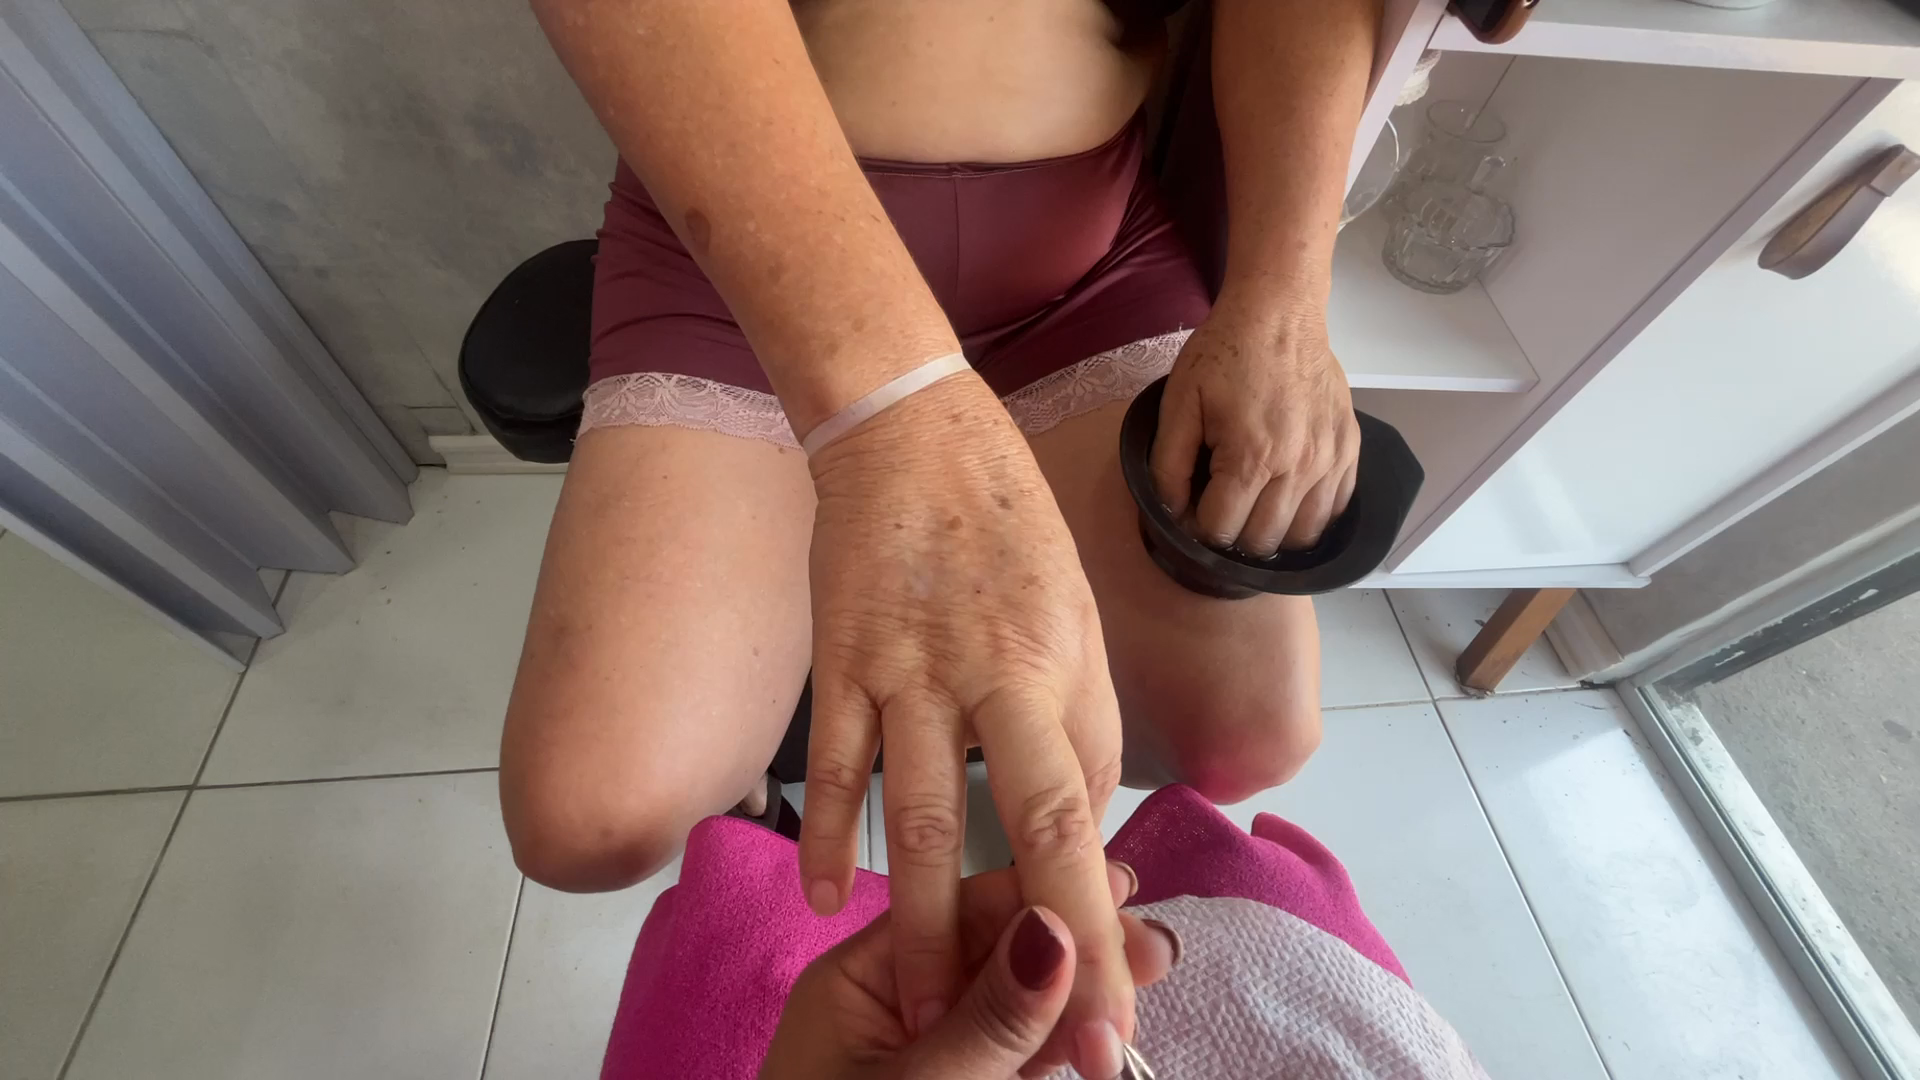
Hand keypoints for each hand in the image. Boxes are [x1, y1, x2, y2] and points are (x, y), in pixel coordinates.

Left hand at [759, 862, 1176, 1079]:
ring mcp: (933, 1052)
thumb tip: (1056, 924)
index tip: (1111, 891)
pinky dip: (1062, 1046)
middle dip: (1073, 946)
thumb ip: (990, 1016)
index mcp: (863, 979)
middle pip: (998, 955)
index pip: (960, 911)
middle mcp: (899, 1003)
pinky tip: (1105, 1035)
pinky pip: (1017, 1054)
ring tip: (1152, 970)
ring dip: (1081, 997)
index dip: (1036, 896)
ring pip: (1018, 1007)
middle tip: (1151, 944)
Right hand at [799, 372, 1130, 1076]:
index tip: (1116, 979)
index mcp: (1066, 657)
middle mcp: (1001, 670)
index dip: (1103, 896)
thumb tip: (1081, 802)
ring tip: (935, 1005)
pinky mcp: (847, 656)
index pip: (1093, 801)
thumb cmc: (1004, 515)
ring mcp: (915, 666)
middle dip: (1064, 942)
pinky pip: (838, 759)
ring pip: (930, 812)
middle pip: (1041, 822)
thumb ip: (1080, 706)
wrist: (914, 434)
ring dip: (933, 918)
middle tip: (1080, 1053)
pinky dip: (833, 832)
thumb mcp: (1073, 602)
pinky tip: (830, 896)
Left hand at [1151, 301, 1360, 555]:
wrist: (1279, 313)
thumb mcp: (1178, 404)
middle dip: (1230, 539)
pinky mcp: (1350, 450)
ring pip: (1302, 536)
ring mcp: (1330, 461)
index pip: (1219, 531)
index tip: (1187, 512)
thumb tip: (1171, 513)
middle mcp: (1297, 469)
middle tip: (1216, 511)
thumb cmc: (1223, 354)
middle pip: (1261, 542)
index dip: (1194, 531)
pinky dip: (1308, 518)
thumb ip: (1167, 465)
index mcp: (1250, 459)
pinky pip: (1334, 509)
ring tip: (1249, 511)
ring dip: (1271, 535)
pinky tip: (1284, 503)